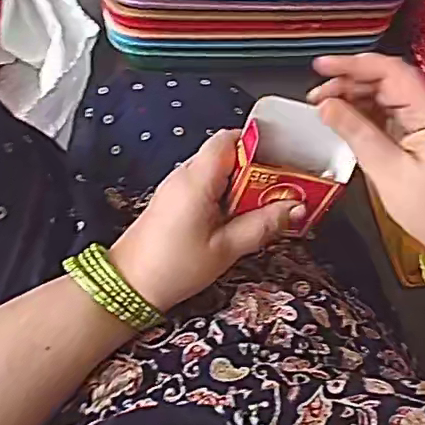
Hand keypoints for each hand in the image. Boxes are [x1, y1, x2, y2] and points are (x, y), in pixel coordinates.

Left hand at [108, 129, 300, 310]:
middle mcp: (185, 175)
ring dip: (244, 185)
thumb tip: (297, 207)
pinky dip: (228, 195)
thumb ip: (263, 225)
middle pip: (228, 154)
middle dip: (258, 169)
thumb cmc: (173, 267)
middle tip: (283, 190)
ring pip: (219, 171)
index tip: (283, 162)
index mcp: (197, 178)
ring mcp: (177, 186)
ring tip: (266, 207)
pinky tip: (240, 218)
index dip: (258, 143)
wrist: (128, 286)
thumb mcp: (226, 249)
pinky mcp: (175, 200)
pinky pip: (208, 185)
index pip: (229, 139)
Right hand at [308, 53, 424, 266]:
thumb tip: (328, 106)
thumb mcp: (388, 173)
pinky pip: (393, 112)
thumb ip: (356, 133)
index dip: (354, 64)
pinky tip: (347, 119)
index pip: (392, 71)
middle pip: (388, 80)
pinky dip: (367, 112)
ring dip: (356, 96)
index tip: (323, 65)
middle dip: (349, 82)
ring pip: (388, 95)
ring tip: (326, 106)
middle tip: (317, 94)